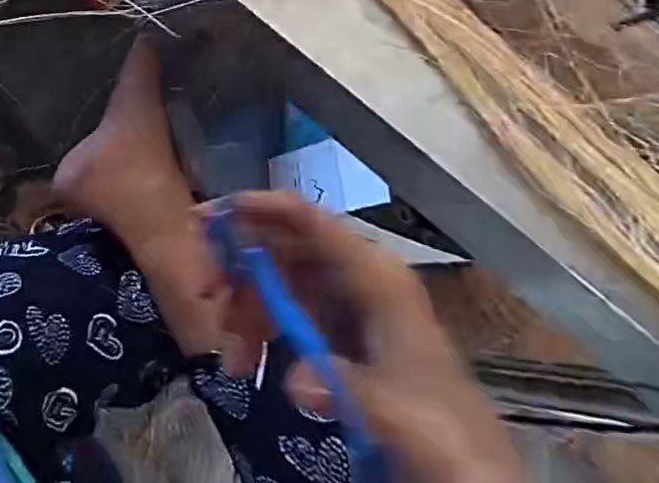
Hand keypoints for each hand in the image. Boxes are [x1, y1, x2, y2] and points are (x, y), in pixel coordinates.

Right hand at [223, 192, 526, 482]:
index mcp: (378, 282)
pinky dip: (250, 329)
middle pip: (276, 246)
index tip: (205, 221)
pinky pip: (276, 312)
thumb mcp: (413, 425)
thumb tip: (297, 380)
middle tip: (203, 293)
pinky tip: (244, 360)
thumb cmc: (455, 451)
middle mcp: (357, 282)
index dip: (253, 207)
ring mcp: (344, 308)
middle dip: (233, 267)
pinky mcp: (333, 336)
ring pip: (269, 280)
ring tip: (231, 356)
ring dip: (238, 307)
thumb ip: (358, 394)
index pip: (307, 219)